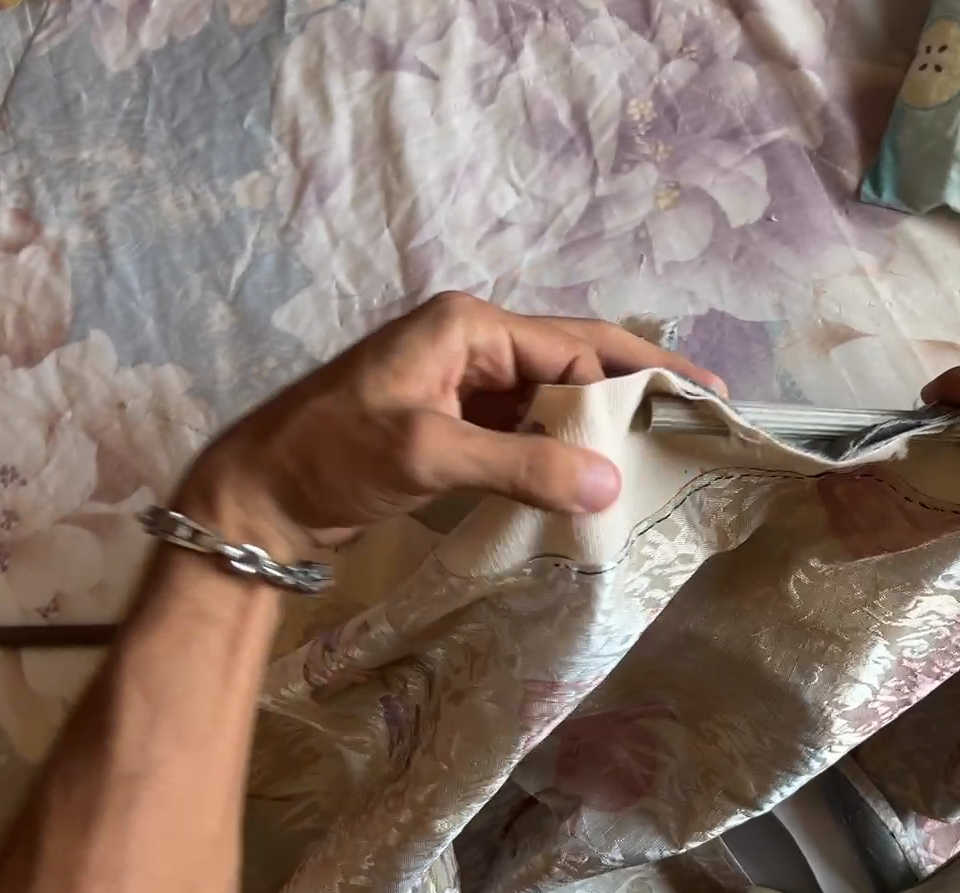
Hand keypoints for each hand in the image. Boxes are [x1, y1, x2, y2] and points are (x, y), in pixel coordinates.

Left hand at [175, 293, 724, 555]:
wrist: (261, 496)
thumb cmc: (332, 455)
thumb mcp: (429, 454)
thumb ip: (522, 467)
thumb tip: (611, 484)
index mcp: (471, 328)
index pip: (577, 347)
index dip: (638, 377)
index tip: (693, 405)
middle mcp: (479, 346)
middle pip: (579, 363)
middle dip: (637, 389)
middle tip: (698, 415)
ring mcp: (473, 385)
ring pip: (560, 398)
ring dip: (605, 424)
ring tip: (659, 450)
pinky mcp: (467, 421)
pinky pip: (535, 429)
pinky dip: (569, 450)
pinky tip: (598, 472)